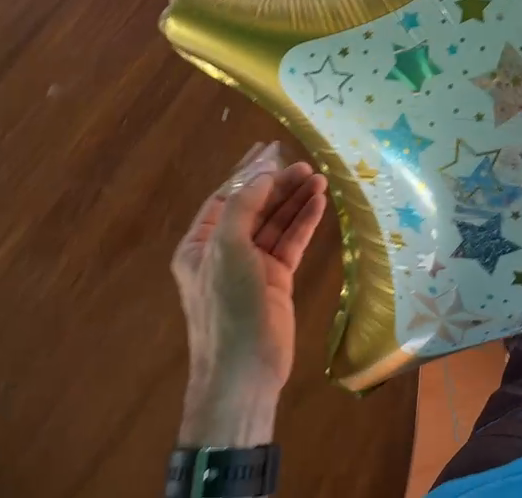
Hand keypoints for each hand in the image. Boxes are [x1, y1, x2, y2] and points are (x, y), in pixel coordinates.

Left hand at [171, 140, 328, 446]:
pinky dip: (304, 223)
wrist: (243, 373)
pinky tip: (320, 204)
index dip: (249, 172)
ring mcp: (251, 266)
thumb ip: (242, 206)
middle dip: (279, 185)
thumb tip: (261, 174)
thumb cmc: (227, 307)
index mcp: (200, 244)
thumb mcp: (226, 249)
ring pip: (276, 223)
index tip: (273, 148)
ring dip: (296, 201)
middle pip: (255, 207)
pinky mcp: (275, 280)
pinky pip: (290, 243)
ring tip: (321, 179)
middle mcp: (224, 251)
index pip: (226, 196)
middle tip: (308, 165)